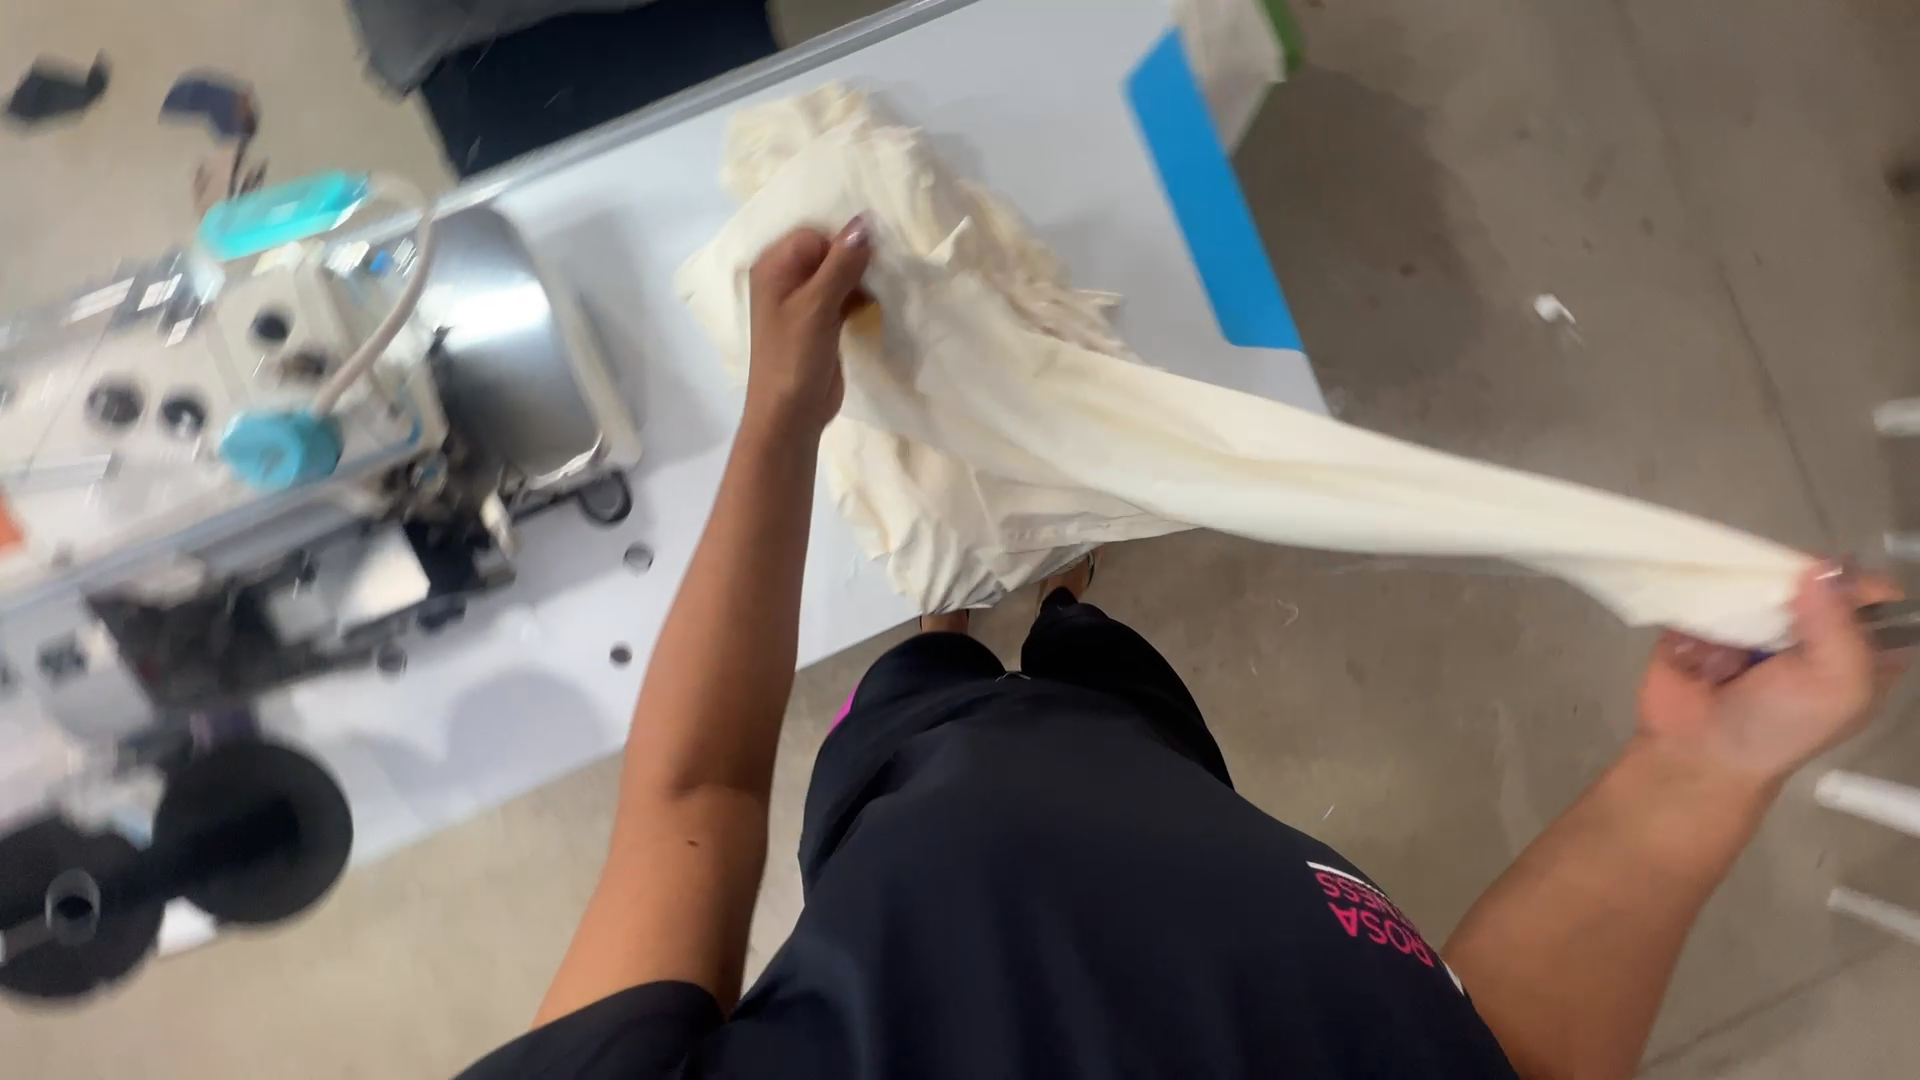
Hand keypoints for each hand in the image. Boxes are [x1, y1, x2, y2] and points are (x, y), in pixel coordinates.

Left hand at [743, 218, 873, 437]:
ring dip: (861, 280)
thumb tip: (865, 223)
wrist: (790, 414)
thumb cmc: (794, 358)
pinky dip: (860, 299)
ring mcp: (804, 304)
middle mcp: (786, 281)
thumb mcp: (817, 306)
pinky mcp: (822, 325)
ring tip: (885, 287)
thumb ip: (841, 264)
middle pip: (827, 253)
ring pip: (838, 276)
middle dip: (855, 259)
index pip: (814, 235)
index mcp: (774, 268)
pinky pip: (843, 298)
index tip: (871, 259)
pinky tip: (878, 304)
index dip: (842, 244)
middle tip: (885, 270)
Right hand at [1637, 563, 1907, 783]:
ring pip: (1745, 585)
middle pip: (1804, 583)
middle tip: (1766, 582)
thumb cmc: (1779, 725)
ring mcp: (1742, 629)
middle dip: (1783, 576)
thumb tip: (1816, 567)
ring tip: (1724, 616)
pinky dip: (1691, 602)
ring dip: (1731, 591)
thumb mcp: (1835, 685)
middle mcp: (1800, 634)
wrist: (1696, 748)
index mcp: (1854, 650)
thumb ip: (1839, 628)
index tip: (1824, 579)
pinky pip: (1694, 600)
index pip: (1871, 598)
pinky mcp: (1692, 627)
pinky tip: (1690, 625)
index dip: (1853, 582)